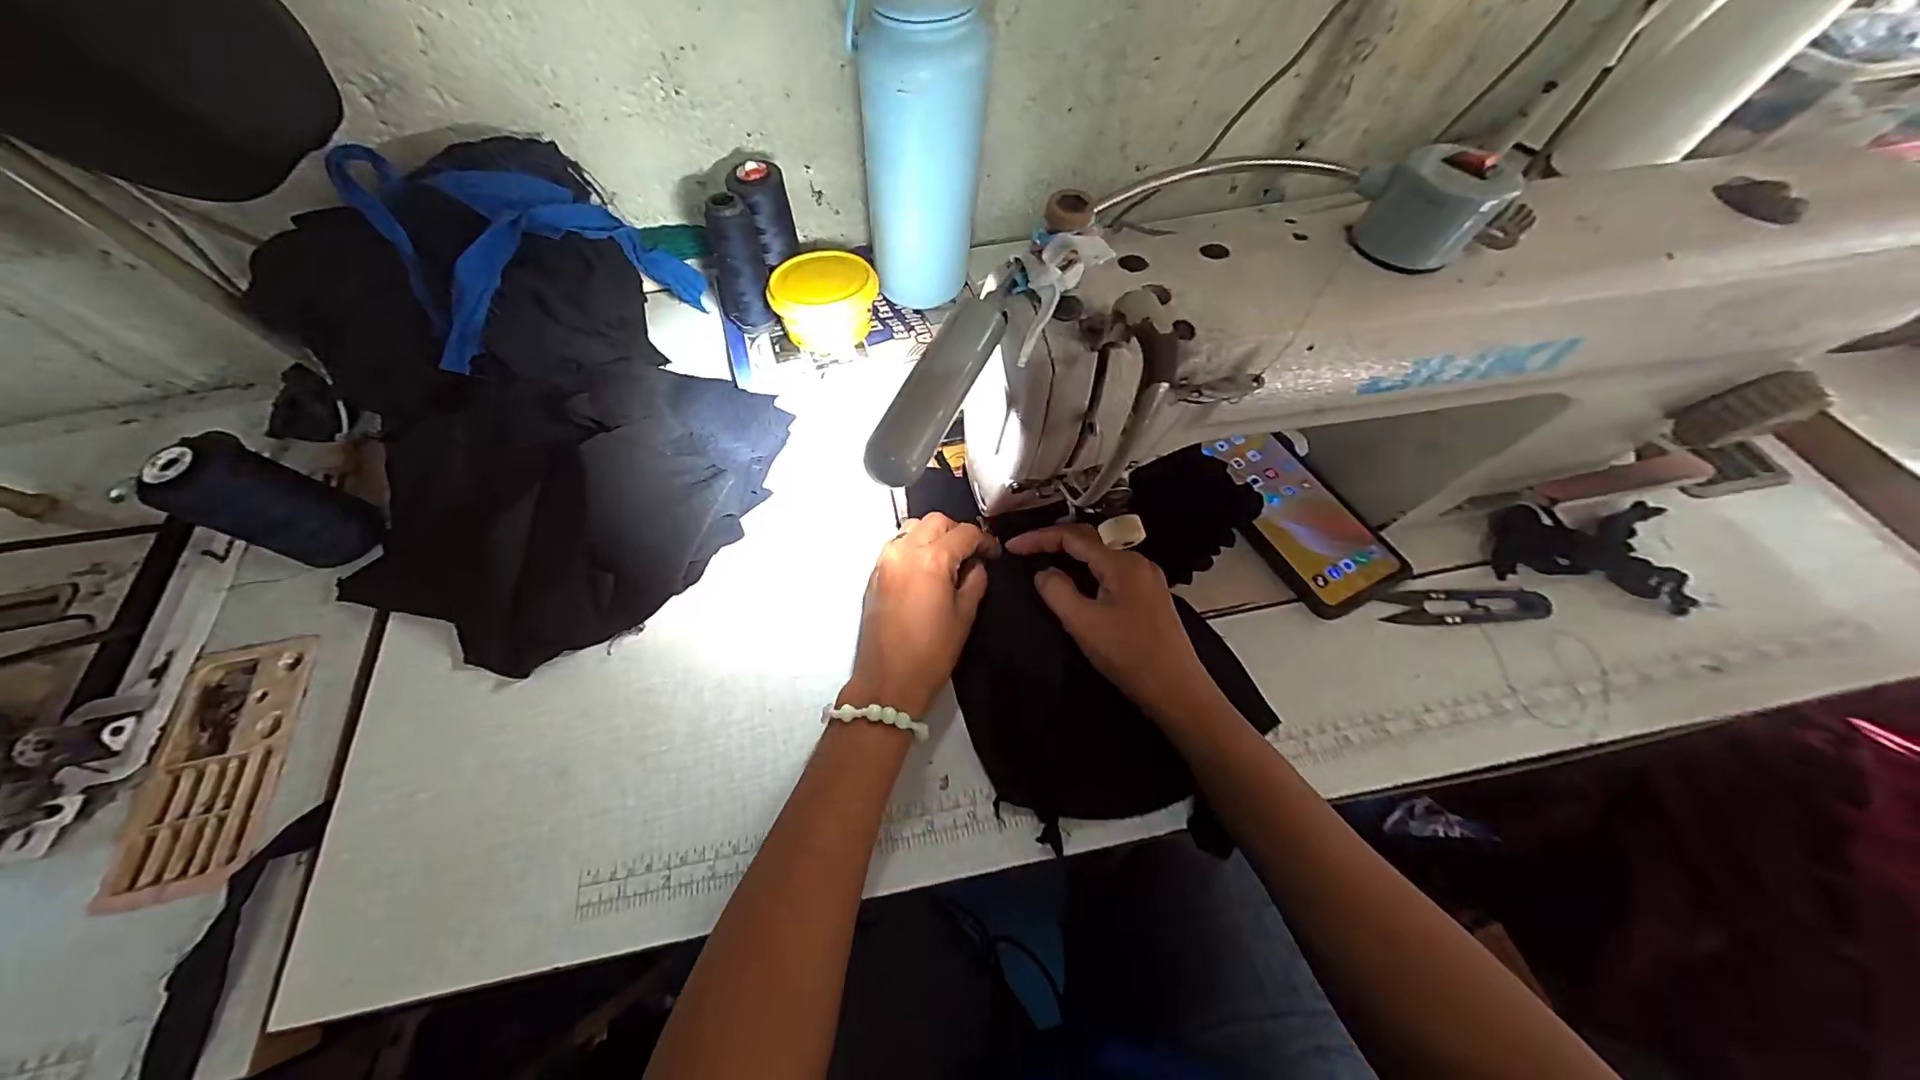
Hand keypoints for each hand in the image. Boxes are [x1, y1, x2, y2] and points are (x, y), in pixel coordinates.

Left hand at [842, 513, 998, 718]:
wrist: (888, 681)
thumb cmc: (928, 655)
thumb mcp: (964, 616)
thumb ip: (975, 581)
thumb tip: (977, 566)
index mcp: (930, 560)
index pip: (964, 532)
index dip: (984, 540)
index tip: (992, 552)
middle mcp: (903, 553)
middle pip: (936, 521)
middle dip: (958, 532)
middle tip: (972, 553)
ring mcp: (885, 562)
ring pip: (912, 527)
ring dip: (933, 534)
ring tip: (948, 559)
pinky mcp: (874, 575)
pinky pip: (897, 545)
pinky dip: (914, 546)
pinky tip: (927, 569)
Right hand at [1005, 524, 1222, 724]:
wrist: (1177, 690)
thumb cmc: (1129, 655)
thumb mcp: (1082, 623)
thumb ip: (1056, 591)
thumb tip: (1043, 573)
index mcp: (1122, 563)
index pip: (1073, 537)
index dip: (1038, 538)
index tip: (1013, 547)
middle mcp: (1138, 563)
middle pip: (1089, 541)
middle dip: (1054, 542)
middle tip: (1025, 551)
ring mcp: (1147, 580)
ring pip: (1101, 558)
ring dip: (1071, 558)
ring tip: (1043, 563)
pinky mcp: (1149, 597)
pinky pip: (1111, 573)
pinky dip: (1087, 573)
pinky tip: (1074, 585)